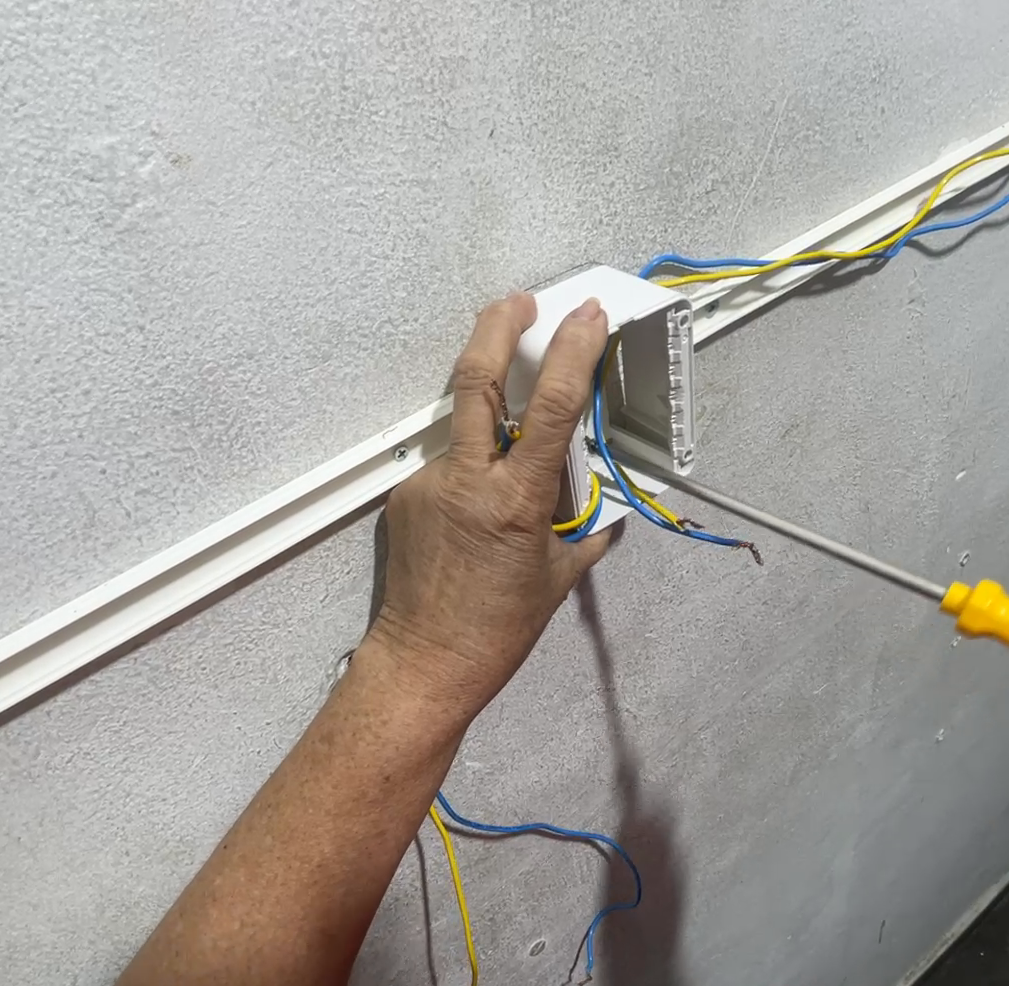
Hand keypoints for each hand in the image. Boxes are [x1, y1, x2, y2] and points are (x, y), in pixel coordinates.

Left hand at [365, 292, 612, 714]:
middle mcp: (468, 479)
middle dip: (497, 326)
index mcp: (516, 500)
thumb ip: (582, 538)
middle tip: (518, 301)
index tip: (586, 316)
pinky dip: (468, 468)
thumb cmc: (499, 628)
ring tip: (507, 425)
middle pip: (476, 379)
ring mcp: (428, 483)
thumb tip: (604, 518)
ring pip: (459, 423)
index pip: (553, 408)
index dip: (573, 352)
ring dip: (485, 406)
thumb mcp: (556, 580)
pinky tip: (474, 507)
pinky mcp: (404, 496)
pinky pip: (446, 466)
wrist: (424, 661)